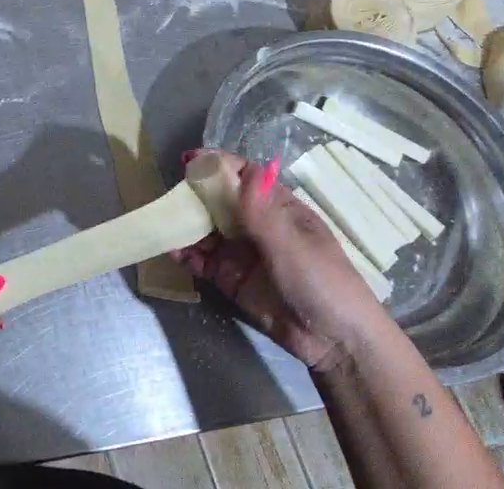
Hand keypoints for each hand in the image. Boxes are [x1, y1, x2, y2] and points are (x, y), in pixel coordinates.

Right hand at [173, 150, 392, 372]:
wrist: (336, 342)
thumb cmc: (323, 281)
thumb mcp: (292, 244)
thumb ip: (260, 211)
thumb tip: (237, 171)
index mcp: (277, 207)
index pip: (243, 176)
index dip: (216, 166)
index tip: (189, 161)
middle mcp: (256, 225)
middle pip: (218, 200)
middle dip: (193, 195)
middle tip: (170, 196)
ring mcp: (241, 252)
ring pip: (205, 230)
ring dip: (186, 225)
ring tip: (166, 226)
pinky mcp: (230, 279)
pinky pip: (202, 261)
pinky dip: (185, 254)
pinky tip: (172, 251)